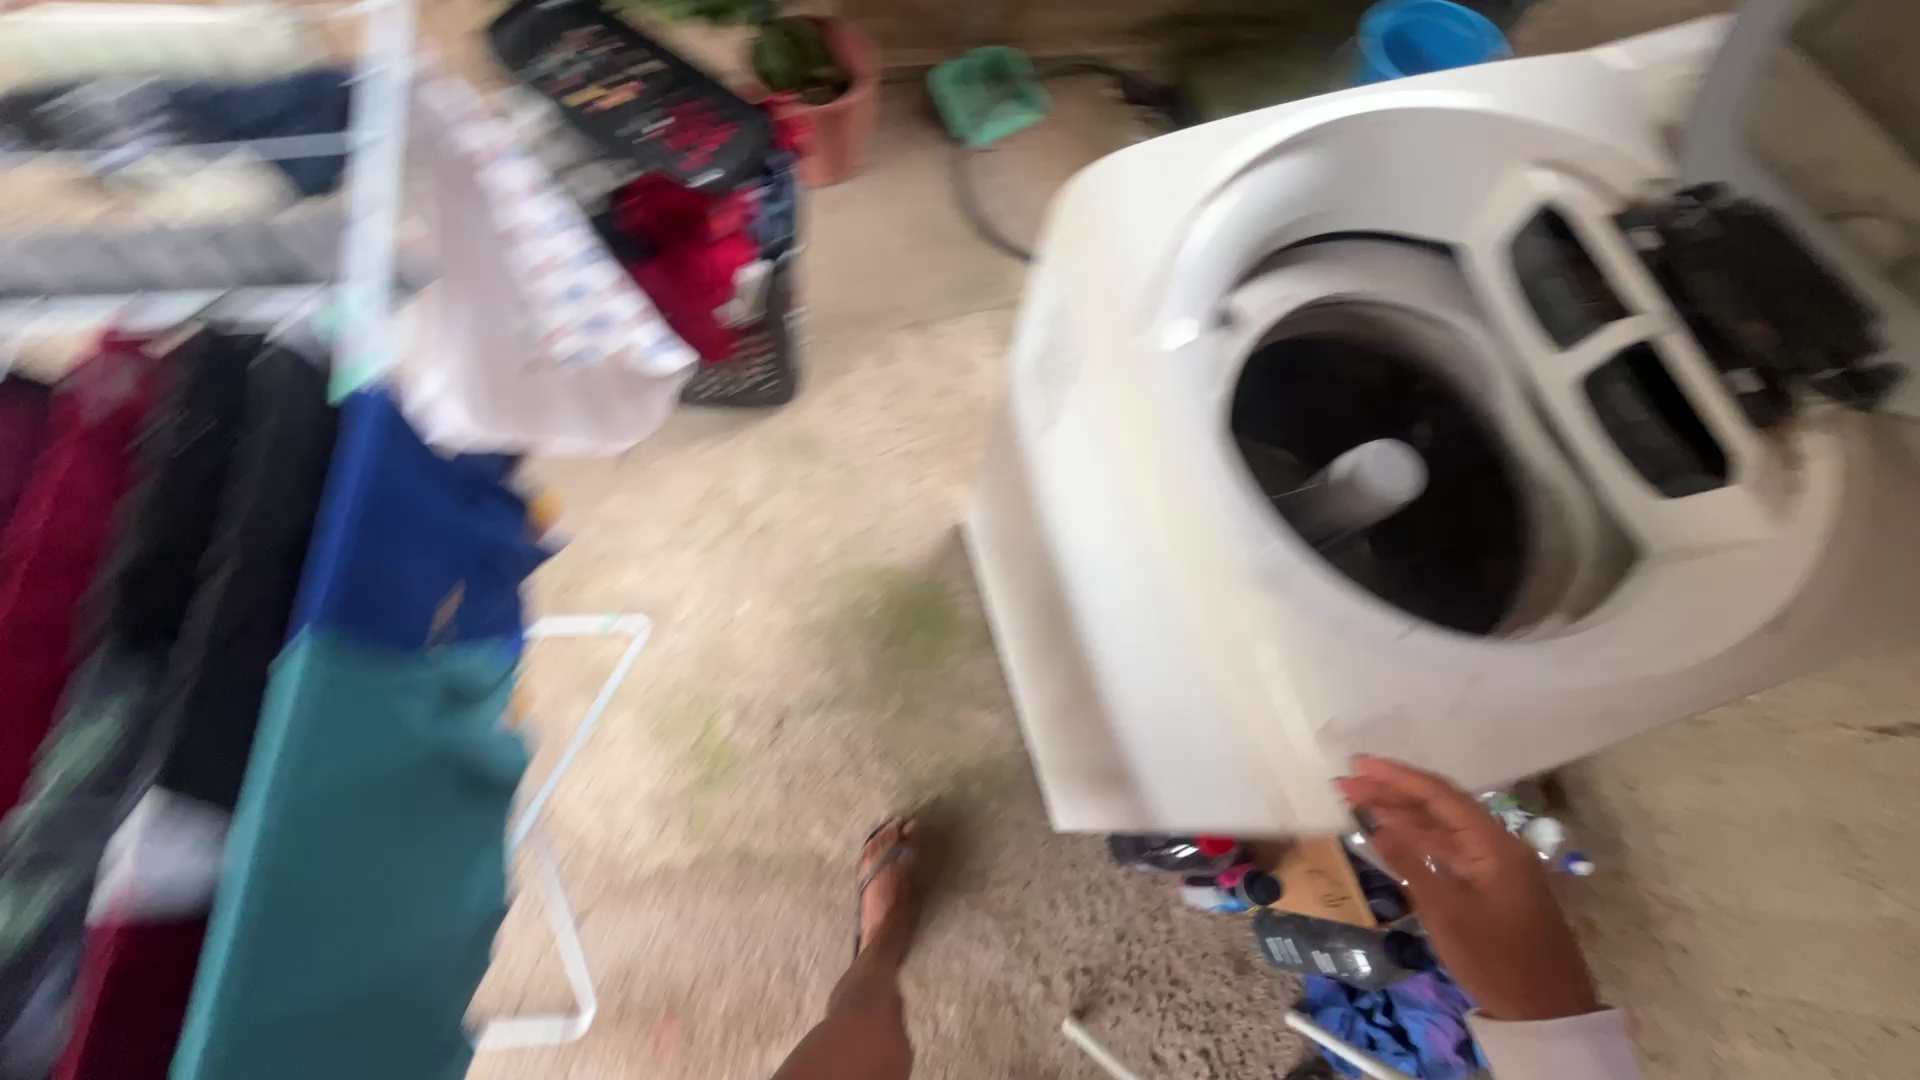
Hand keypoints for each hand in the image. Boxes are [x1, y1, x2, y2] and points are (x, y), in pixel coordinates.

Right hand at [1336, 755, 1600, 1021]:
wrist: (1547, 1017)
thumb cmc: (1496, 961)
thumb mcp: (1445, 912)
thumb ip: (1408, 861)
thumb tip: (1372, 822)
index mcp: (1495, 845)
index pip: (1439, 795)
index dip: (1396, 777)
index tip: (1357, 764)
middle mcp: (1498, 846)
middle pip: (1439, 806)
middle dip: (1391, 792)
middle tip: (1346, 783)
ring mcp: (1496, 865)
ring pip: (1441, 827)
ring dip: (1400, 813)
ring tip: (1357, 801)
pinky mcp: (1491, 884)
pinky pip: (1448, 848)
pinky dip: (1416, 838)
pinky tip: (1388, 834)